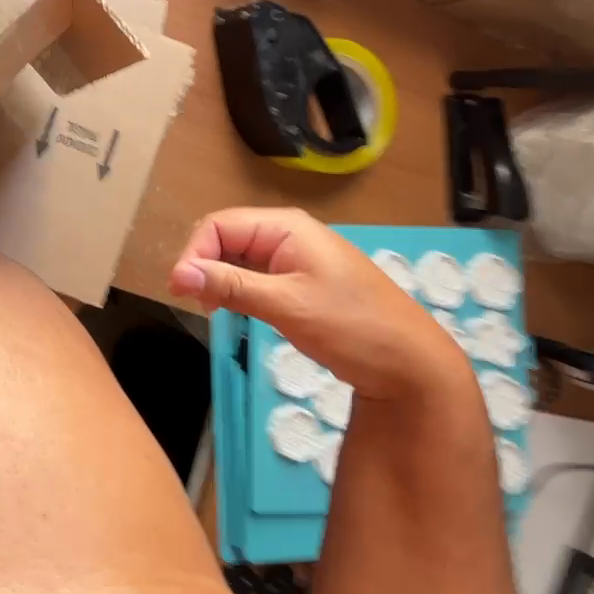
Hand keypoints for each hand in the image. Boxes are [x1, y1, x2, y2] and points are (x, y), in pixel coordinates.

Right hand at [169, 208, 471, 402]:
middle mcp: (287, 234)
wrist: (414, 368)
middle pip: (224, 238)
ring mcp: (295, 257)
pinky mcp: (300, 280)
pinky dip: (237, 289)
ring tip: (215, 310)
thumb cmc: (352, 328)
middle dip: (204, 265)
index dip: (193, 254)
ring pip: (237, 258)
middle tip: (200, 304)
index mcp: (285, 227)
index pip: (217, 225)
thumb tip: (179, 274)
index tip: (180, 291)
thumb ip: (230, 285)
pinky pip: (254, 274)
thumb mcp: (286, 306)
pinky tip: (235, 310)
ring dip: (219, 279)